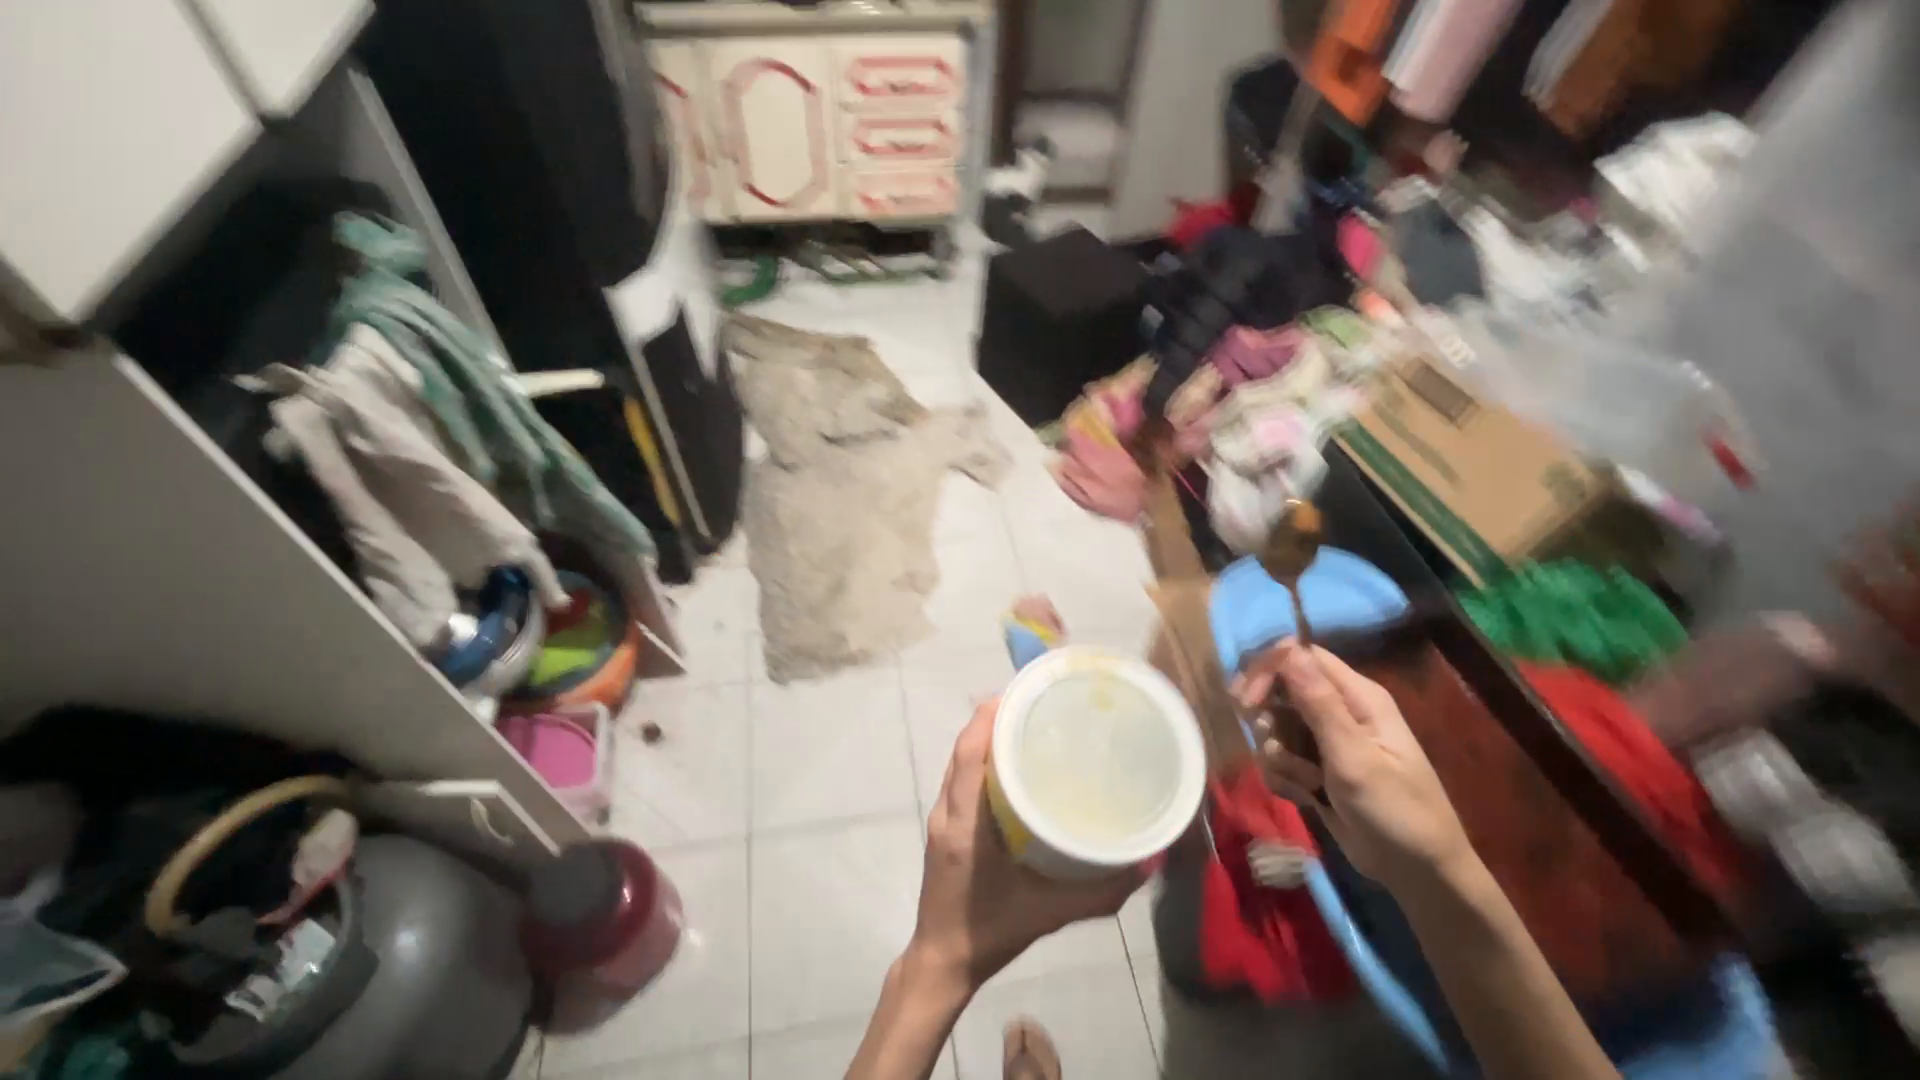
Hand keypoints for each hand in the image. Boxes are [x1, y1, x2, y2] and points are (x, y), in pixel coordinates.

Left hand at [908, 699, 1146, 989]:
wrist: (942, 961)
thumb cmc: (991, 932)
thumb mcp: (1049, 913)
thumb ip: (1099, 892)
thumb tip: (1147, 864)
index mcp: (964, 824)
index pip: (968, 754)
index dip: (988, 718)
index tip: (1019, 692)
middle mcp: (946, 813)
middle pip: (963, 750)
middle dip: (993, 719)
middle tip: (1035, 704)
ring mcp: (941, 820)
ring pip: (958, 764)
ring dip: (986, 739)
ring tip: (1027, 725)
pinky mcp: (943, 829)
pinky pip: (959, 781)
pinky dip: (980, 762)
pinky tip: (1012, 766)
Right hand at [1233, 640, 1475, 894]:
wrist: (1417, 873)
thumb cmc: (1396, 811)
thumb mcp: (1355, 758)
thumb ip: (1320, 704)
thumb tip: (1289, 649)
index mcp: (1358, 697)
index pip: (1300, 656)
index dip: (1268, 671)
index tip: (1246, 701)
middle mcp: (1340, 710)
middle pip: (1280, 689)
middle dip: (1266, 717)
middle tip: (1273, 748)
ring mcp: (1326, 741)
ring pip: (1273, 727)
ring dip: (1276, 755)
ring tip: (1304, 783)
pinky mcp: (1314, 769)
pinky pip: (1278, 759)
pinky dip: (1283, 778)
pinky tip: (1304, 799)